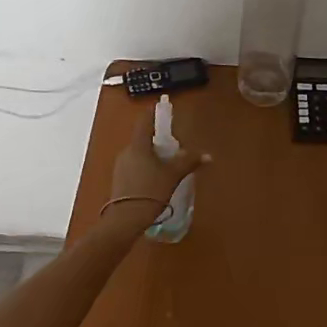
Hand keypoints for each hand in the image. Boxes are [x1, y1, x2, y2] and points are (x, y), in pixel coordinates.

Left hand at [105, 109, 208, 228]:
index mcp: (138, 146)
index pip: (145, 123)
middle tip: (173, 148)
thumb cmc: (151, 191)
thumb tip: (207, 155)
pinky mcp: (119, 180)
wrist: (126, 218)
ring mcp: (120, 166)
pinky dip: (145, 169)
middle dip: (157, 142)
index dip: (153, 114)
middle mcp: (126, 152)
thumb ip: (188, 162)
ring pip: (139, 155)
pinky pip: (134, 167)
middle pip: (143, 140)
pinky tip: (155, 181)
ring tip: (167, 168)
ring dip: (152, 157)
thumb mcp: (173, 175)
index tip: (160, 108)